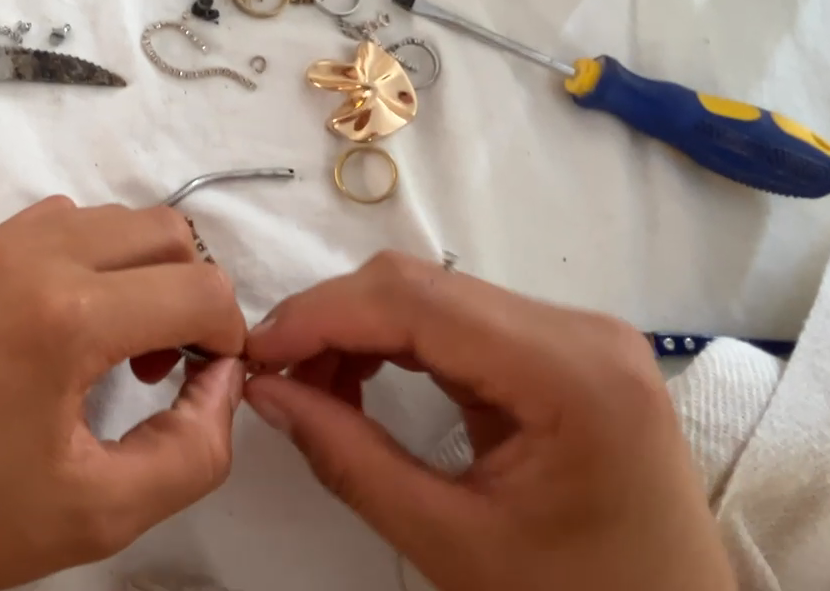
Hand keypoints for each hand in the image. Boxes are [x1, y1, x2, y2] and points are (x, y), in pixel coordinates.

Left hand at [0, 197, 247, 590]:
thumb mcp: (100, 512)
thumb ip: (194, 449)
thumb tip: (221, 379)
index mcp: (67, 316)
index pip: (200, 289)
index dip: (227, 338)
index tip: (205, 386)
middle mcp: (35, 254)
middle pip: (166, 232)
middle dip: (190, 294)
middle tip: (164, 366)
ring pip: (116, 219)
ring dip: (142, 272)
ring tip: (117, 347)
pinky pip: (63, 221)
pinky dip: (94, 258)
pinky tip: (71, 321)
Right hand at [243, 252, 731, 590]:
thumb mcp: (451, 544)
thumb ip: (347, 458)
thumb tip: (262, 391)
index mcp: (569, 373)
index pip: (412, 300)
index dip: (319, 315)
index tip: (255, 354)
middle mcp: (575, 328)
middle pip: (416, 285)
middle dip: (331, 322)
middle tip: (277, 378)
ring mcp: (571, 333)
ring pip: (426, 294)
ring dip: (354, 329)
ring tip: (314, 389)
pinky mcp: (556, 348)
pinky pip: (450, 319)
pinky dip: (390, 341)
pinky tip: (358, 380)